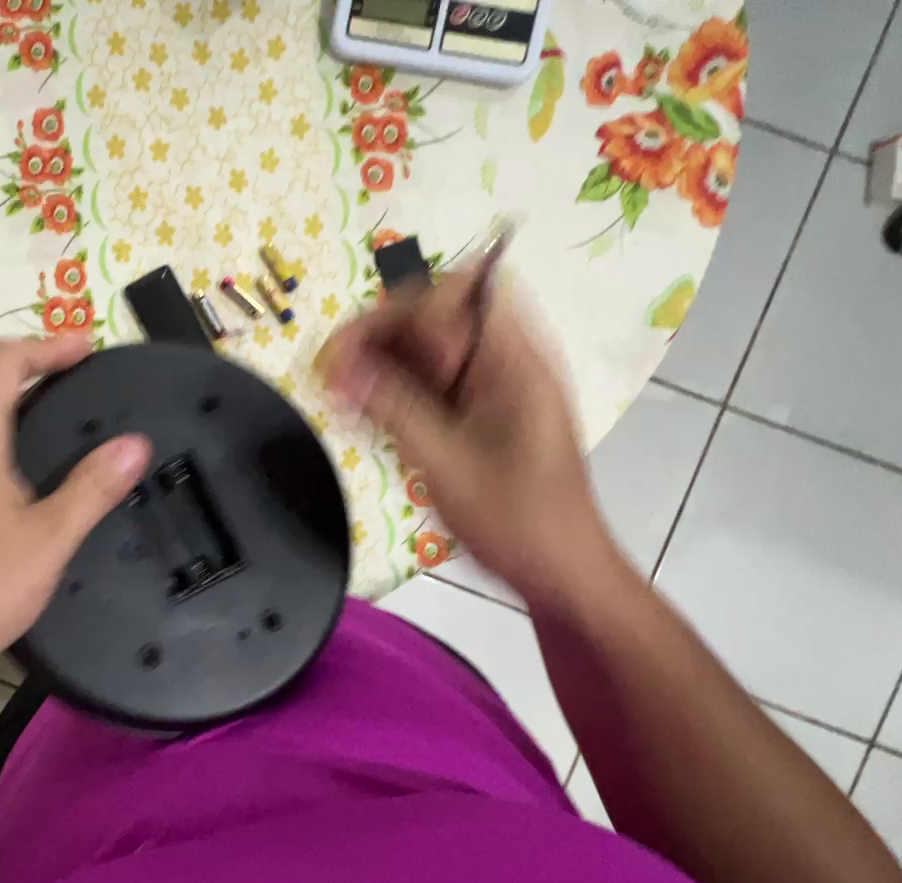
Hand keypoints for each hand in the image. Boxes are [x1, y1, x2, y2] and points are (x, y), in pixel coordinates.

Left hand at [0, 335, 151, 702]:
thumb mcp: (50, 539)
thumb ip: (94, 486)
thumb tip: (136, 442)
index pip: (4, 362)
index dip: (48, 346)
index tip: (87, 349)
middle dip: (34, 379)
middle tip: (82, 391)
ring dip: (10, 416)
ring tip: (57, 436)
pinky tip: (15, 487)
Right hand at [319, 251, 618, 605]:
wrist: (562, 573)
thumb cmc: (518, 522)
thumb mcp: (447, 464)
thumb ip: (393, 408)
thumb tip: (339, 368)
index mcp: (516, 359)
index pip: (458, 291)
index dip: (408, 312)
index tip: (374, 357)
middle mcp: (509, 359)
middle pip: (440, 313)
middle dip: (383, 333)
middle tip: (338, 370)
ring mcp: (498, 386)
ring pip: (433, 346)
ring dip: (385, 360)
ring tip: (343, 389)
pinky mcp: (485, 412)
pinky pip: (437, 380)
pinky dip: (400, 387)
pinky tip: (369, 409)